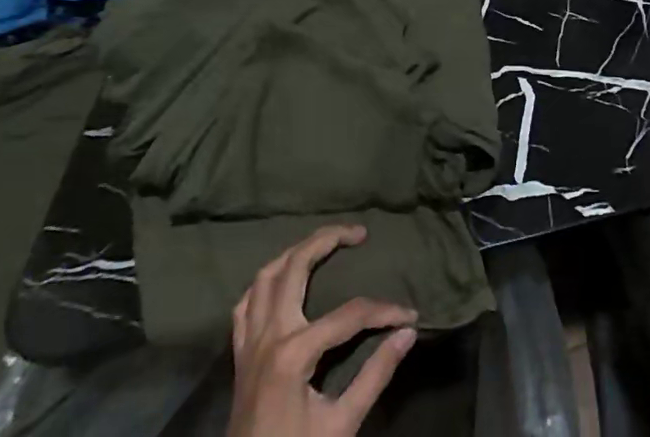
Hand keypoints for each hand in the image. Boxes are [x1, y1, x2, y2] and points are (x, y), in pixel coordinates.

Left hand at [226, 225, 418, 436]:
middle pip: (295, 268)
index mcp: (293, 353)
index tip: (410, 317)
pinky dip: (265, 283)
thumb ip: (376, 374)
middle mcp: (267, 336)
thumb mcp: (343, 424)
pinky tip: (283, 280)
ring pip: (265, 277)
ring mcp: (248, 342)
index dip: (384, 311)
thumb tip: (408, 333)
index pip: (350, 315)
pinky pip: (246, 304)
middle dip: (327, 241)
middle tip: (359, 232)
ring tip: (324, 243)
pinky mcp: (239, 354)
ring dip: (295, 253)